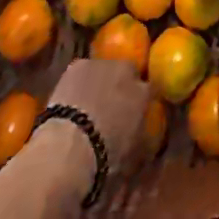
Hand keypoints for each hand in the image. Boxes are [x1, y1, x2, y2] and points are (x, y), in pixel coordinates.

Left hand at [45, 58, 149, 175]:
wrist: (72, 143)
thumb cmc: (107, 154)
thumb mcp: (133, 152)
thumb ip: (140, 136)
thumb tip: (140, 134)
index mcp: (144, 93)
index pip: (147, 90)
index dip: (138, 100)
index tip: (132, 112)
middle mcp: (127, 71)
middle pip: (126, 73)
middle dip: (120, 86)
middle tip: (109, 106)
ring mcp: (102, 64)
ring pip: (103, 70)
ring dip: (99, 81)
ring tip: (87, 103)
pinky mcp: (78, 64)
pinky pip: (82, 71)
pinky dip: (79, 82)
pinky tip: (71, 98)